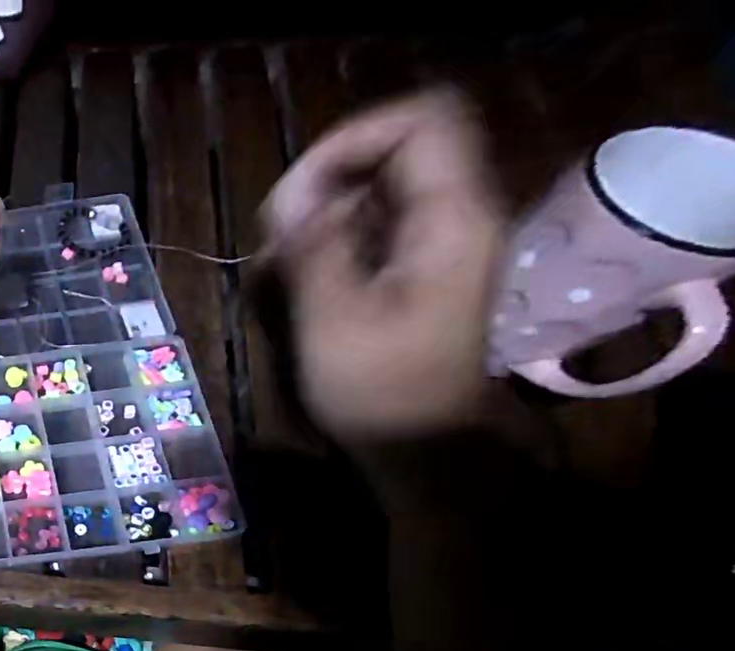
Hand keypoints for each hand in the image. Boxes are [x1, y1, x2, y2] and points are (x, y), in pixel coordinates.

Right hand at [263, 91, 505, 442]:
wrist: (419, 446)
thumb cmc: (378, 390)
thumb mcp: (335, 321)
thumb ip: (315, 248)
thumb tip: (291, 194)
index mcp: (451, 218)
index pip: (419, 122)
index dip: (350, 141)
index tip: (295, 194)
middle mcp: (455, 215)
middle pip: (394, 150)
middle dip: (326, 182)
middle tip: (280, 237)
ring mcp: (437, 243)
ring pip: (378, 189)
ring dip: (321, 215)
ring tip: (281, 266)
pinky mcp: (416, 269)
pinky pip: (375, 227)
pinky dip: (332, 240)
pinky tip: (300, 279)